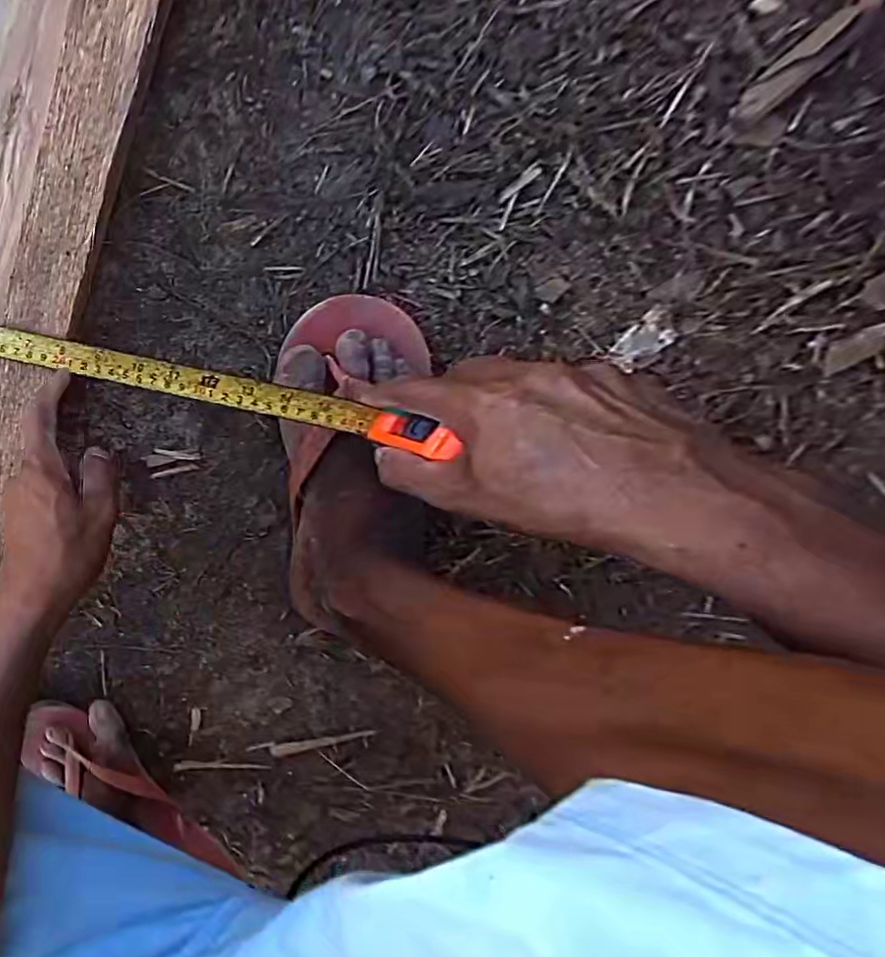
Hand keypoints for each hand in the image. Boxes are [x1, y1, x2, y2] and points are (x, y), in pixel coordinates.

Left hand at [0, 375, 117, 620]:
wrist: (29, 598)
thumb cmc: (65, 557)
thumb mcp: (98, 514)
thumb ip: (100, 475)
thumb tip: (95, 452)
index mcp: (38, 469)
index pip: (38, 417)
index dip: (50, 391)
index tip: (64, 374)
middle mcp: (19, 477)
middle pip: (37, 440)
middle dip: (60, 425)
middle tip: (87, 419)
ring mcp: (13, 497)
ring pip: (39, 466)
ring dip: (62, 460)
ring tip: (91, 477)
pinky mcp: (14, 516)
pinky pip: (36, 485)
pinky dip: (56, 480)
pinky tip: (75, 502)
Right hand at [345, 357, 731, 555]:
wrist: (681, 499)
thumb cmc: (573, 502)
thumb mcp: (466, 499)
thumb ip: (410, 471)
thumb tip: (389, 453)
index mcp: (479, 403)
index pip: (406, 390)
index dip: (375, 396)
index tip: (357, 397)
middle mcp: (522, 376)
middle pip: (457, 377)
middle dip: (442, 403)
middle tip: (447, 441)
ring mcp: (571, 372)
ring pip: (507, 378)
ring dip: (492, 404)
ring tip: (511, 449)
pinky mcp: (611, 377)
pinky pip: (554, 382)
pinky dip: (540, 404)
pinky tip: (556, 441)